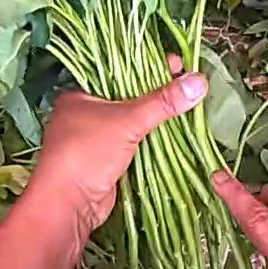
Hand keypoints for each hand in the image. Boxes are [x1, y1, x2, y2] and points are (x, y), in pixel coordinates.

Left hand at [26, 72, 208, 238]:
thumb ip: (162, 103)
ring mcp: (97, 140)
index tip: (180, 64)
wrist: (68, 204)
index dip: (150, 66)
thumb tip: (198, 82)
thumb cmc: (86, 153)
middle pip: (130, 98)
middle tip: (190, 84)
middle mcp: (87, 114)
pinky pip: (136, 144)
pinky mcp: (108, 162)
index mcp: (82, 95)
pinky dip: (153, 140)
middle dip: (159, 93)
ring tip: (190, 105)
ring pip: (134, 123)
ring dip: (158, 119)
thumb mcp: (126, 121)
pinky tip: (176, 133)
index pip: (121, 72)